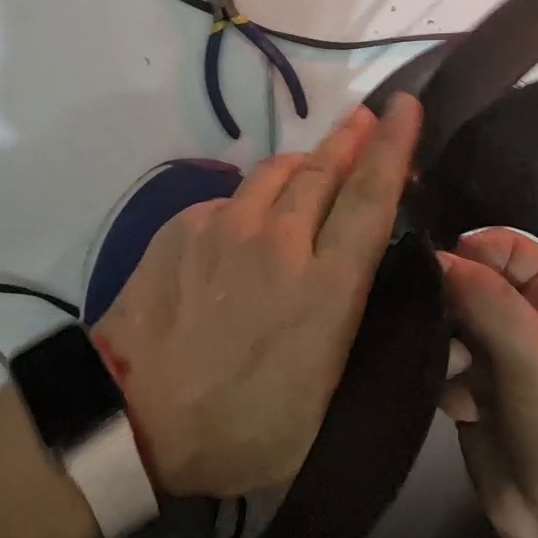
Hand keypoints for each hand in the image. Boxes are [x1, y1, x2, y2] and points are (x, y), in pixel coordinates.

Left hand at [93, 95, 421, 497]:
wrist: (132, 417)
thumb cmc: (238, 430)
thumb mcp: (325, 415)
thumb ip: (364, 353)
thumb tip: (400, 322)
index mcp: (325, 288)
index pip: (370, 199)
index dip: (394, 149)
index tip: (406, 108)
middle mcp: (279, 241)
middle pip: (324, 171)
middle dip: (353, 138)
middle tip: (371, 118)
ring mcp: (225, 226)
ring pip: (277, 173)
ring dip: (307, 161)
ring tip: (320, 160)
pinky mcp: (184, 225)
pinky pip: (232, 198)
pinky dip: (255, 199)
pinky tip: (251, 220)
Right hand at [441, 229, 537, 537]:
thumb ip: (487, 298)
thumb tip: (433, 254)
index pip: (511, 247)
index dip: (475, 250)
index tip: (439, 263)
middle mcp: (529, 320)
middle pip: (472, 280)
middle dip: (449, 298)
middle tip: (436, 320)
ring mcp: (498, 355)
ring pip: (449, 319)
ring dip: (444, 342)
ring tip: (458, 374)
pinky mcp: (470, 388)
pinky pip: (440, 358)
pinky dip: (443, 376)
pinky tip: (459, 406)